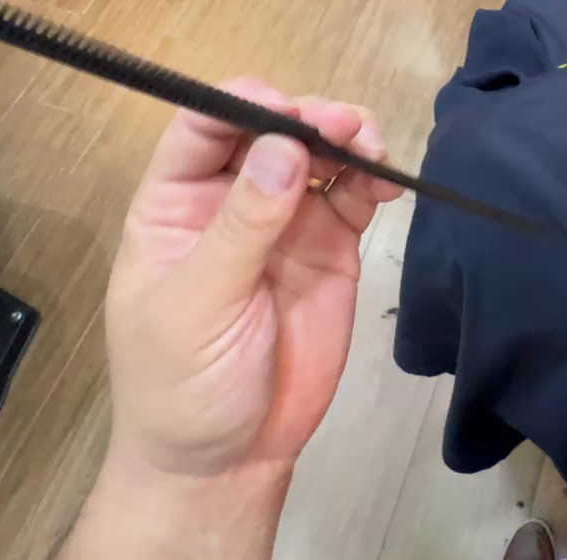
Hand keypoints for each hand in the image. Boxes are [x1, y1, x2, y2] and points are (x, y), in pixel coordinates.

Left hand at [62, 78, 402, 559]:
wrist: (232, 459)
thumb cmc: (184, 384)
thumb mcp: (198, 305)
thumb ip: (241, 225)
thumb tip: (282, 145)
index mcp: (178, 203)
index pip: (203, 129)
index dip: (243, 106)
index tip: (286, 110)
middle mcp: (234, 197)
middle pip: (273, 129)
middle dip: (309, 118)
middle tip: (345, 130)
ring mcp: (288, 218)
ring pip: (322, 153)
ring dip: (349, 139)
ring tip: (372, 150)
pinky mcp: (334, 242)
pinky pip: (356, 193)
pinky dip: (375, 178)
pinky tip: (388, 183)